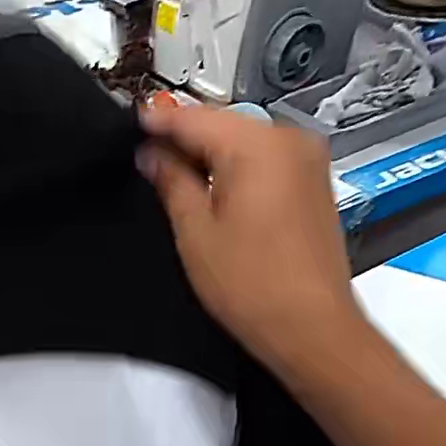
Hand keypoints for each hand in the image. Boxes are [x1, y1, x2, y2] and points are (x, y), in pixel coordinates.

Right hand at [138, 101, 371, 380]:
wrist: (311, 327)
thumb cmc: (254, 287)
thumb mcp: (196, 232)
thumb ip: (171, 181)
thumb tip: (153, 155)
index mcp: (258, 145)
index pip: (194, 117)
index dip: (157, 121)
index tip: (130, 125)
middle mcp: (291, 141)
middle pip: (223, 126)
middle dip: (185, 140)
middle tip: (147, 158)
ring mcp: (309, 162)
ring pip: (245, 143)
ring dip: (210, 156)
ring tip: (174, 178)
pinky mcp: (315, 185)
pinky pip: (267, 163)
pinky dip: (237, 170)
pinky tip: (214, 191)